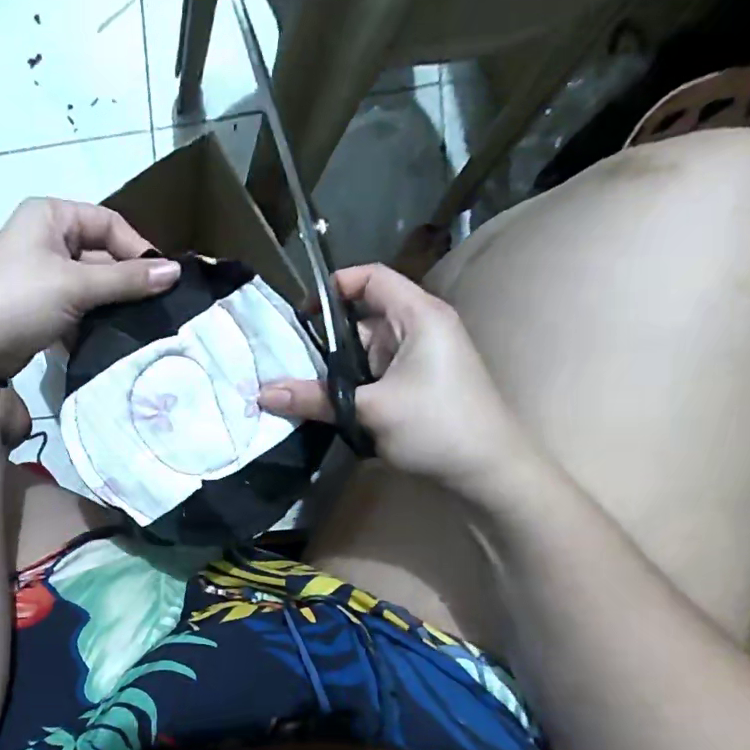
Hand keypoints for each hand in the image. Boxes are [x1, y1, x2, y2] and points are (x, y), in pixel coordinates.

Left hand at [0, 198, 181, 378]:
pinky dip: (85, 323)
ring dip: (106, 306)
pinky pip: (70, 309)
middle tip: (151, 309)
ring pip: (85, 286)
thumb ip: (127, 279)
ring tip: (131, 327)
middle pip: (97, 255)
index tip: (162, 279)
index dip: (136, 248)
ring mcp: (35, 275)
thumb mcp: (77, 286)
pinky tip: (101, 342)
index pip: (107, 223)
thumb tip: (176, 272)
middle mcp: (41, 238)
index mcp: (48, 215)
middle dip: (122, 282)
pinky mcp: (32, 308)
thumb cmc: (21, 301)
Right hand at [259, 264, 537, 497]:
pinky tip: (322, 403)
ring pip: (360, 351)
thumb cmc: (438, 426)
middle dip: (322, 339)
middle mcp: (417, 329)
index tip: (300, 316)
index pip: (372, 279)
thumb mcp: (370, 410)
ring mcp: (415, 358)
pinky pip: (369, 373)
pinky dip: (346, 384)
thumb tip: (263, 393)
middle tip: (285, 362)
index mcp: (418, 317)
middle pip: (359, 318)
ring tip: (296, 387)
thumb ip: (315, 399)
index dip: (334, 287)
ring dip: (332, 368)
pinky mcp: (410, 384)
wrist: (486, 470)